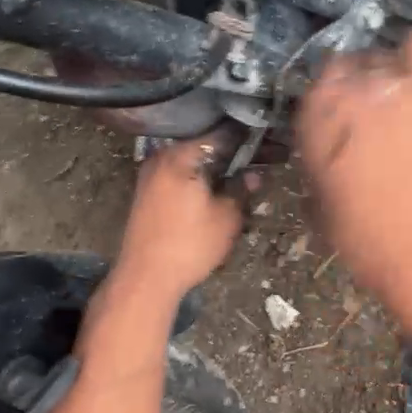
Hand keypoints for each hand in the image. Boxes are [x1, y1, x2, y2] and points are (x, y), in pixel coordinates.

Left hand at [113, 134, 242, 298]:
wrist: (146, 277)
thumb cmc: (190, 245)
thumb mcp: (227, 218)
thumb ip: (241, 190)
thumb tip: (254, 175)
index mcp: (181, 156)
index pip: (220, 134)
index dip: (246, 139)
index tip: (265, 144)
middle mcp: (161, 158)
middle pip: (202, 147)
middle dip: (229, 154)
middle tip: (255, 163)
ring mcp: (149, 175)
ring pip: (189, 162)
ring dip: (212, 168)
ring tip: (238, 178)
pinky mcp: (145, 194)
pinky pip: (177, 176)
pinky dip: (196, 179)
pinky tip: (213, 191)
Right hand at [296, 31, 411, 315]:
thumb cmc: (368, 238)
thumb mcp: (323, 203)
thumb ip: (323, 163)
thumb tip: (332, 156)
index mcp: (326, 109)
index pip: (330, 72)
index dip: (343, 88)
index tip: (352, 107)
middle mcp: (370, 84)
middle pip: (373, 58)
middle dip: (380, 77)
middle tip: (390, 106)